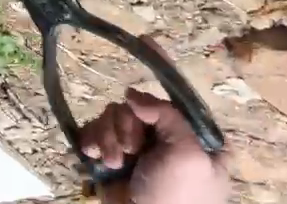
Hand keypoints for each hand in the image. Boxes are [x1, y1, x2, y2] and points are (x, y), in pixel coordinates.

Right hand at [79, 89, 227, 203]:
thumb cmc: (176, 197)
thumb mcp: (187, 155)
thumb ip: (167, 115)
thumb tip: (131, 94)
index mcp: (195, 143)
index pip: (171, 105)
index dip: (154, 107)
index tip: (146, 118)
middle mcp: (166, 141)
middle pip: (136, 109)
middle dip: (125, 126)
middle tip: (130, 149)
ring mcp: (137, 149)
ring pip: (112, 116)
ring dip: (106, 137)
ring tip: (112, 163)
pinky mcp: (112, 155)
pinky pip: (95, 130)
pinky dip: (92, 141)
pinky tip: (93, 155)